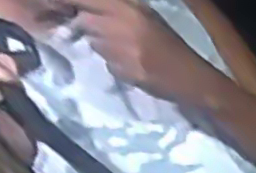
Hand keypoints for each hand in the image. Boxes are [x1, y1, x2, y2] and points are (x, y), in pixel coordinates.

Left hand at [71, 0, 221, 103]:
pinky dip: (117, 66)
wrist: (196, 81)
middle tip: (112, 35)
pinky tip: (134, 67)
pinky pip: (109, 65)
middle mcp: (118, 27)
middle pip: (84, 22)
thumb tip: (85, 6)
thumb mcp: (145, 16)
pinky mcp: (126, 73)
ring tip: (127, 53)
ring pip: (95, 44)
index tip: (60, 7)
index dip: (67, 2)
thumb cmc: (172, 46)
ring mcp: (122, 52)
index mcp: (125, 9)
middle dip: (93, 27)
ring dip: (105, 47)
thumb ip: (117, 7)